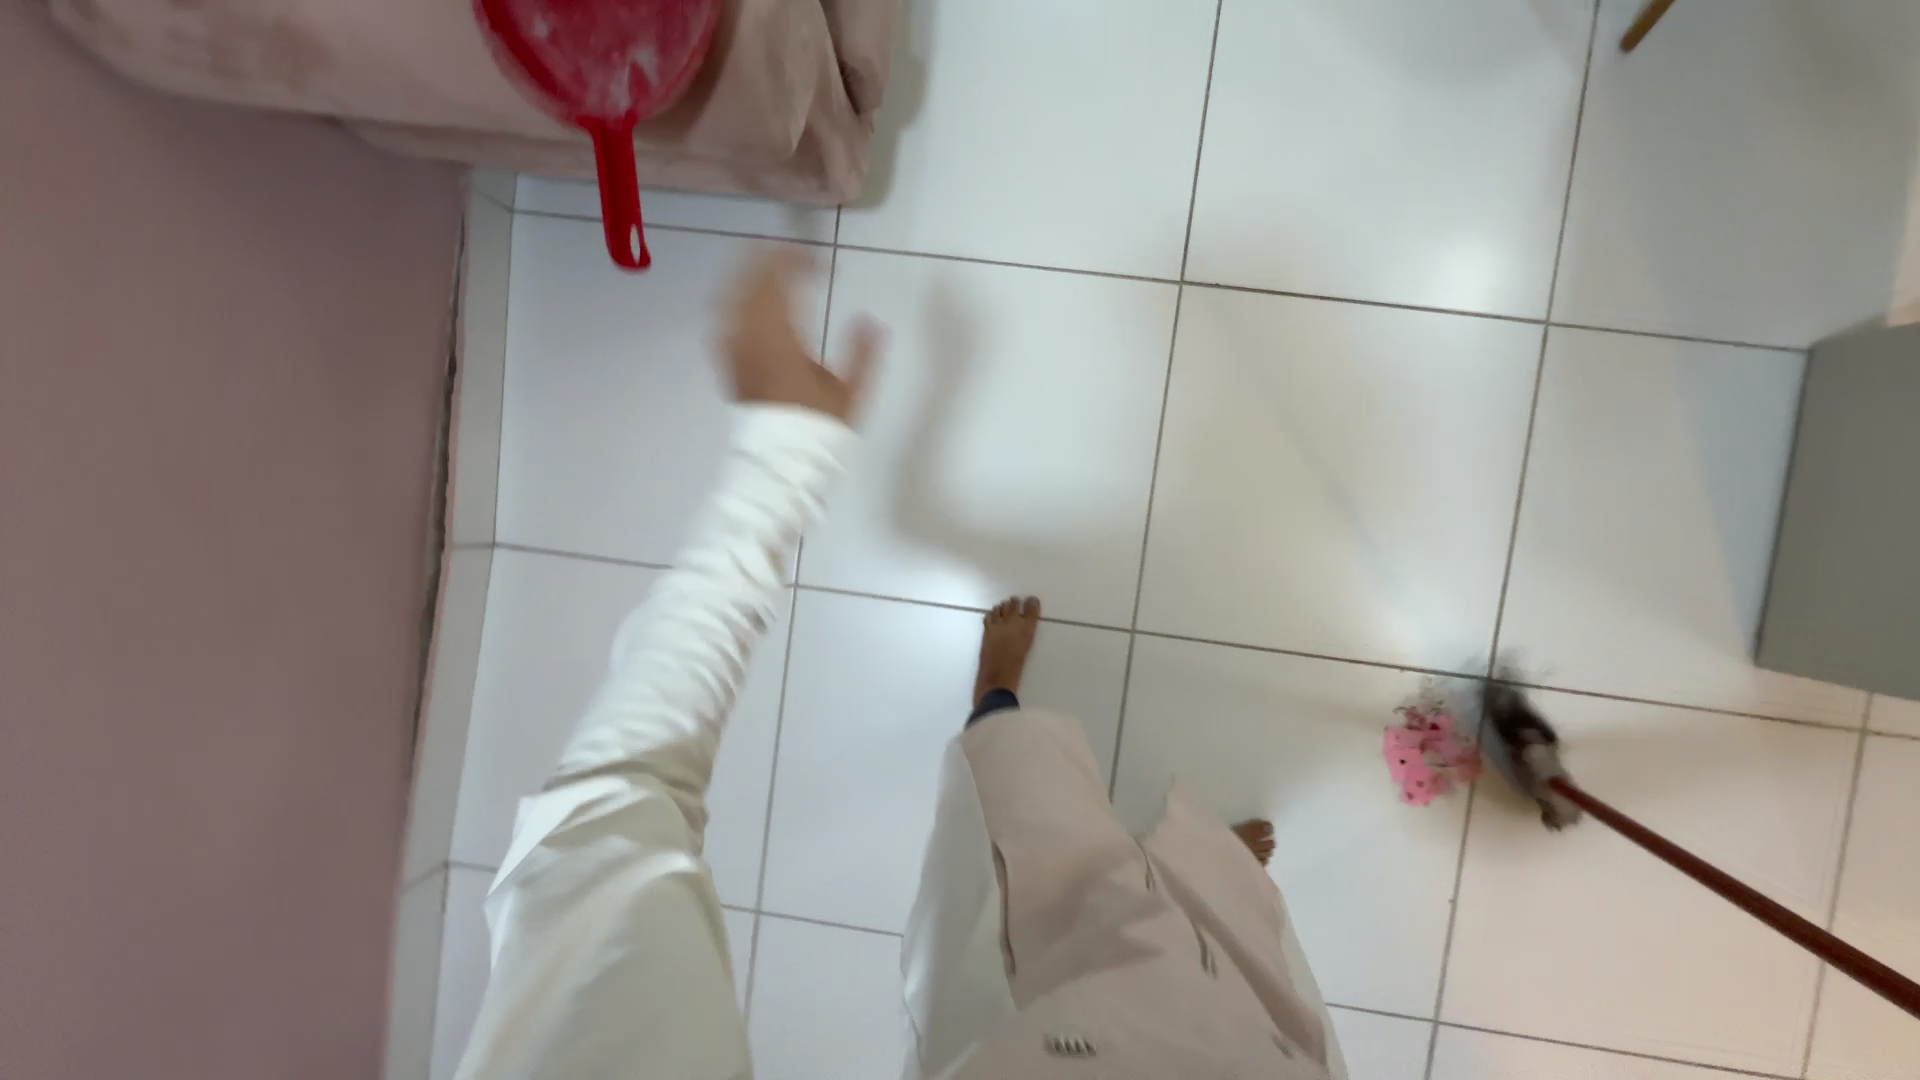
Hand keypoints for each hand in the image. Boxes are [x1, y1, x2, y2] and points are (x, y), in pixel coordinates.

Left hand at [721, 248, 882, 422]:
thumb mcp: (850, 394)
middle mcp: (752, 337)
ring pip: (732, 293)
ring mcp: (735, 348)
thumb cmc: (817, 428)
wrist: (780, 460)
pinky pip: (723, 315)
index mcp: (784, 340)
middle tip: (793, 252)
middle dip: (772, 258)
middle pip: (753, 279)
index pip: (784, 283)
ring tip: (767, 263)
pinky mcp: (727, 359)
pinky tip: (744, 297)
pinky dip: (734, 297)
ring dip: (749, 272)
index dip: (801, 263)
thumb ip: (862, 354)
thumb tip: (871, 321)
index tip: (824, 266)